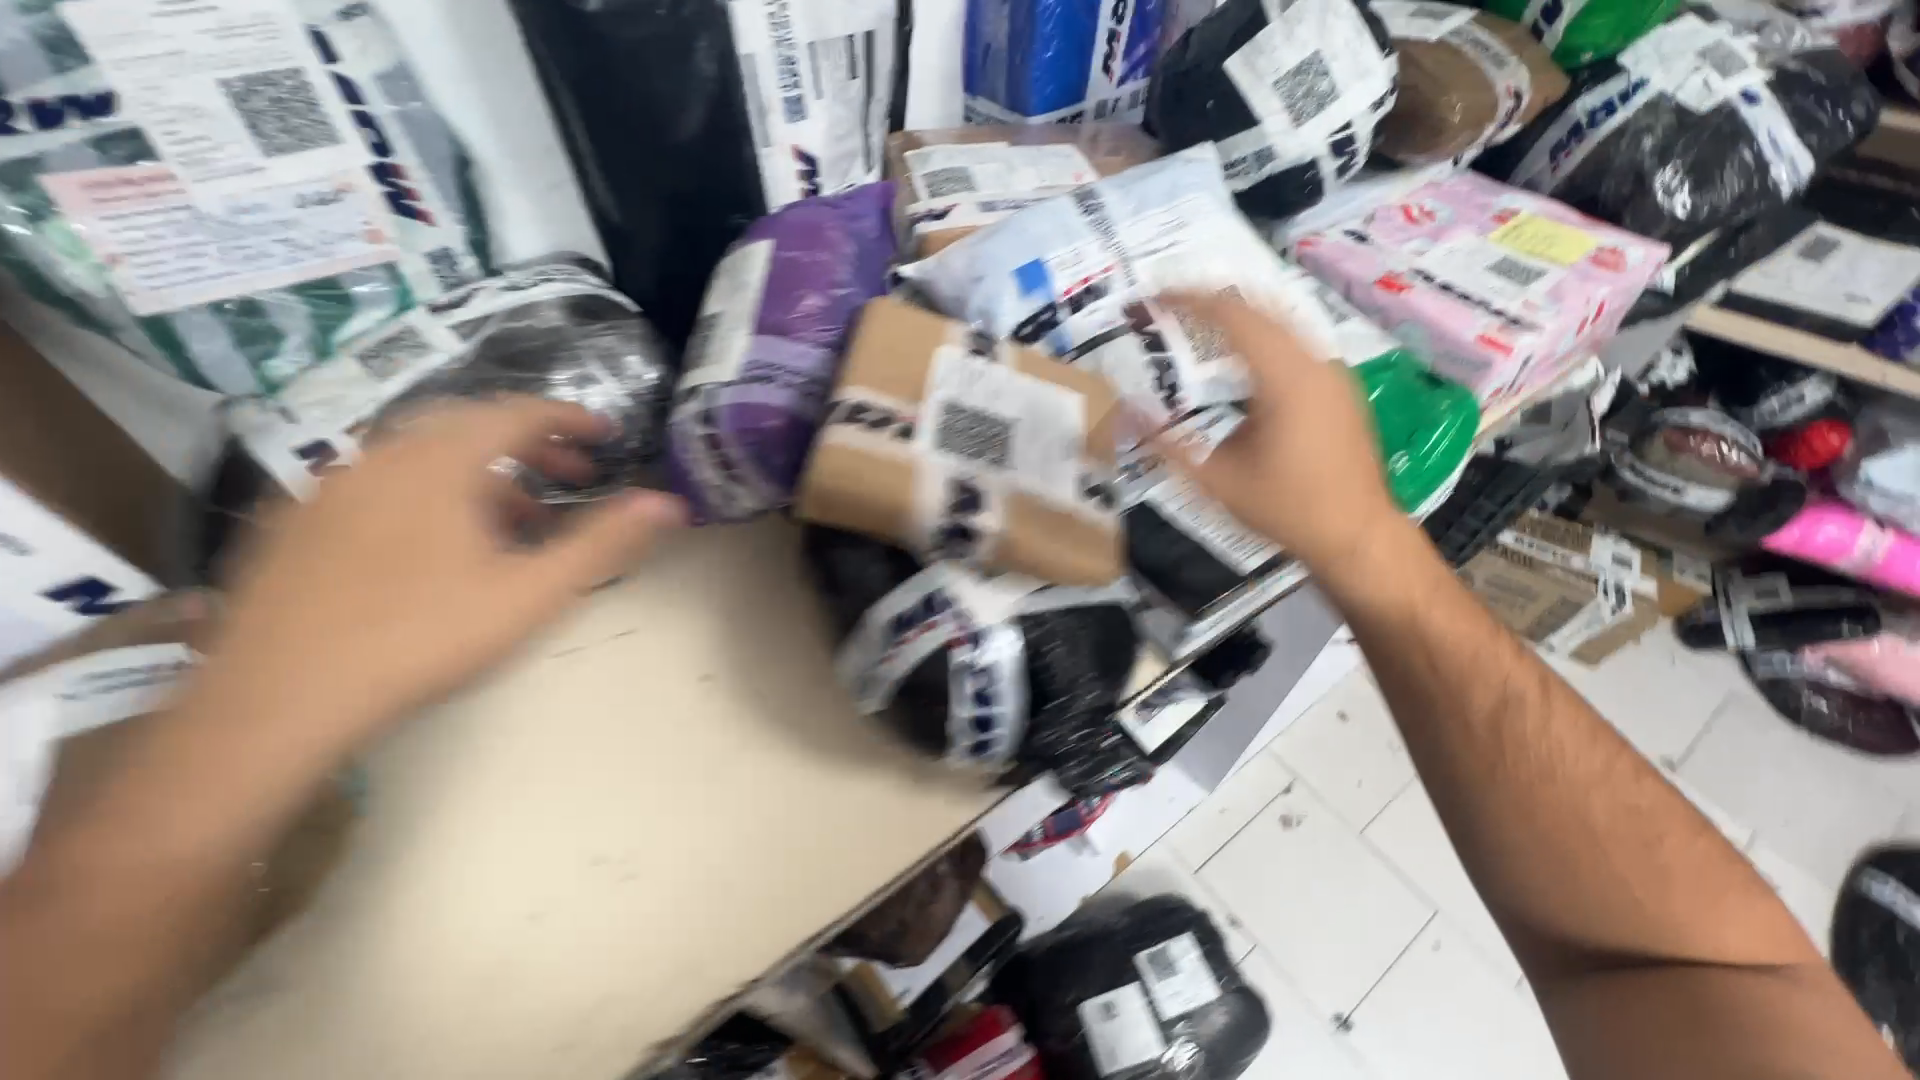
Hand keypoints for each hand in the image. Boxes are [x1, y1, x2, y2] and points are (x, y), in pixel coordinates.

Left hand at [197, 397, 687, 753]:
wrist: (278, 699)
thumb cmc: (423, 638)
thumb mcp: (532, 593)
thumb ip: (604, 542)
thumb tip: (671, 503)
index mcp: (440, 461)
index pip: (516, 413)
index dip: (568, 418)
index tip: (606, 435)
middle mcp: (381, 455)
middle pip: (468, 426)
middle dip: (529, 445)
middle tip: (571, 478)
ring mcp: (330, 486)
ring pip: (420, 456)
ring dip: (480, 474)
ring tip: (516, 520)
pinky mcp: (297, 522)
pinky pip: (379, 484)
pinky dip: (428, 494)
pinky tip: (437, 547)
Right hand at [1152, 291, 1407, 571]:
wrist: (1357, 535)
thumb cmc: (1286, 508)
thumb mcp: (1215, 480)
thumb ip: (1167, 443)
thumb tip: (1123, 415)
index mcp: (1284, 377)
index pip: (1231, 315)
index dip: (1186, 300)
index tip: (1150, 299)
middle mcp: (1314, 362)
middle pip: (1258, 307)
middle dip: (1208, 300)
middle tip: (1166, 305)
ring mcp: (1332, 373)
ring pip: (1280, 322)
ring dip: (1236, 318)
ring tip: (1194, 324)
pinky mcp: (1338, 389)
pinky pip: (1295, 344)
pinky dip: (1259, 338)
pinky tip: (1236, 361)